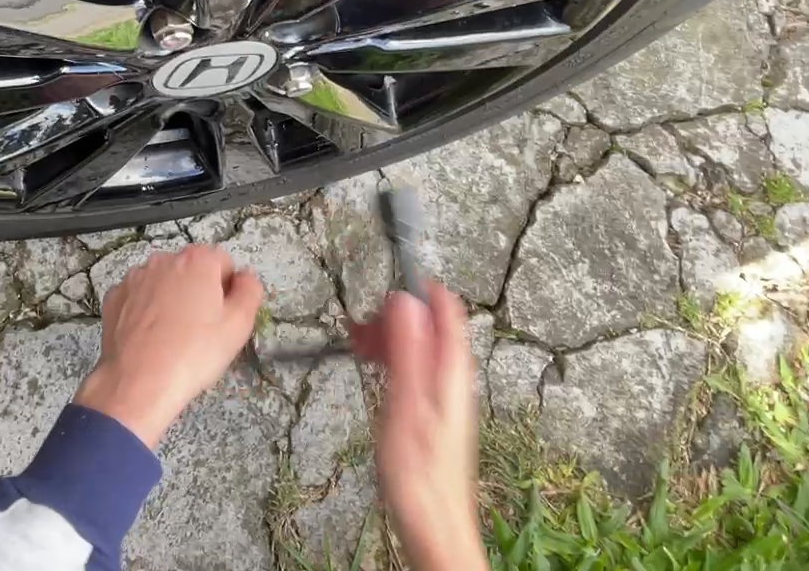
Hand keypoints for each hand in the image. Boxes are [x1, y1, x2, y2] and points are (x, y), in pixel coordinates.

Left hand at [73, 245, 263, 448]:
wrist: (137, 383)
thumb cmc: (192, 355)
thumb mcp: (238, 326)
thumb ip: (249, 291)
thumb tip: (246, 278)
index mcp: (198, 260)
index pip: (223, 262)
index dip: (228, 288)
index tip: (223, 315)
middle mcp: (164, 260)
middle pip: (191, 269)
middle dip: (199, 291)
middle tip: (201, 328)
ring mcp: (136, 276)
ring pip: (164, 281)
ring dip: (171, 298)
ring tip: (174, 336)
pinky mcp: (115, 295)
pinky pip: (139, 296)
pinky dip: (146, 310)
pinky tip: (151, 336)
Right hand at [350, 288, 487, 570]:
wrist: (432, 524)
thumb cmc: (419, 471)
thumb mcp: (406, 402)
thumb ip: (408, 349)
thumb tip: (405, 300)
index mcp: (450, 369)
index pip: (446, 310)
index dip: (419, 288)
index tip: (388, 284)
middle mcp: (451, 375)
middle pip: (428, 324)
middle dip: (394, 314)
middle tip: (361, 324)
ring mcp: (441, 391)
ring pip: (417, 343)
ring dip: (388, 334)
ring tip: (357, 341)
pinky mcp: (429, 407)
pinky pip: (411, 365)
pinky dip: (389, 356)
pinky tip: (370, 365)